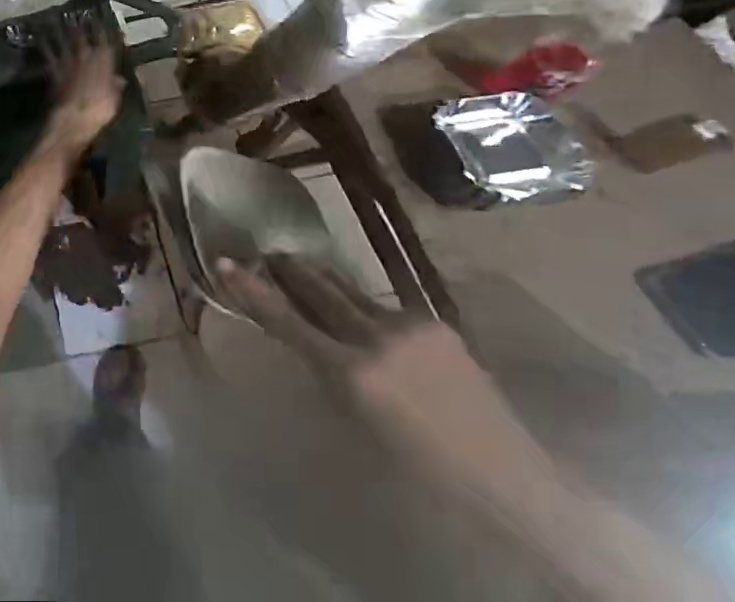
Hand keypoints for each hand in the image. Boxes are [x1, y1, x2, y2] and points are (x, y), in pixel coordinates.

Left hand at [43, 13, 124, 153]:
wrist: (75, 118)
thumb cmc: (101, 110)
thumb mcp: (116, 98)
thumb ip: (117, 85)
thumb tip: (120, 79)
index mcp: (105, 61)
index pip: (109, 41)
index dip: (108, 31)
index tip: (106, 21)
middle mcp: (87, 56)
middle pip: (86, 35)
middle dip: (85, 23)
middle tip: (82, 13)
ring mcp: (69, 61)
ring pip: (66, 40)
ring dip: (63, 28)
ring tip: (61, 16)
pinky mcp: (54, 69)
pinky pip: (48, 53)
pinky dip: (44, 43)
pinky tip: (40, 35)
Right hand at [217, 255, 499, 457]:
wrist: (508, 481)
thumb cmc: (422, 476)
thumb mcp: (359, 429)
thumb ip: (332, 380)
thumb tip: (313, 348)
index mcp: (352, 374)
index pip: (288, 323)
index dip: (252, 292)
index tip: (226, 262)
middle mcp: (377, 338)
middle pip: (321, 290)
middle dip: (291, 270)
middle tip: (270, 252)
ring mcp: (411, 325)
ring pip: (355, 294)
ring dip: (328, 283)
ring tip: (307, 270)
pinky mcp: (438, 323)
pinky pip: (389, 309)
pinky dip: (369, 311)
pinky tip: (370, 320)